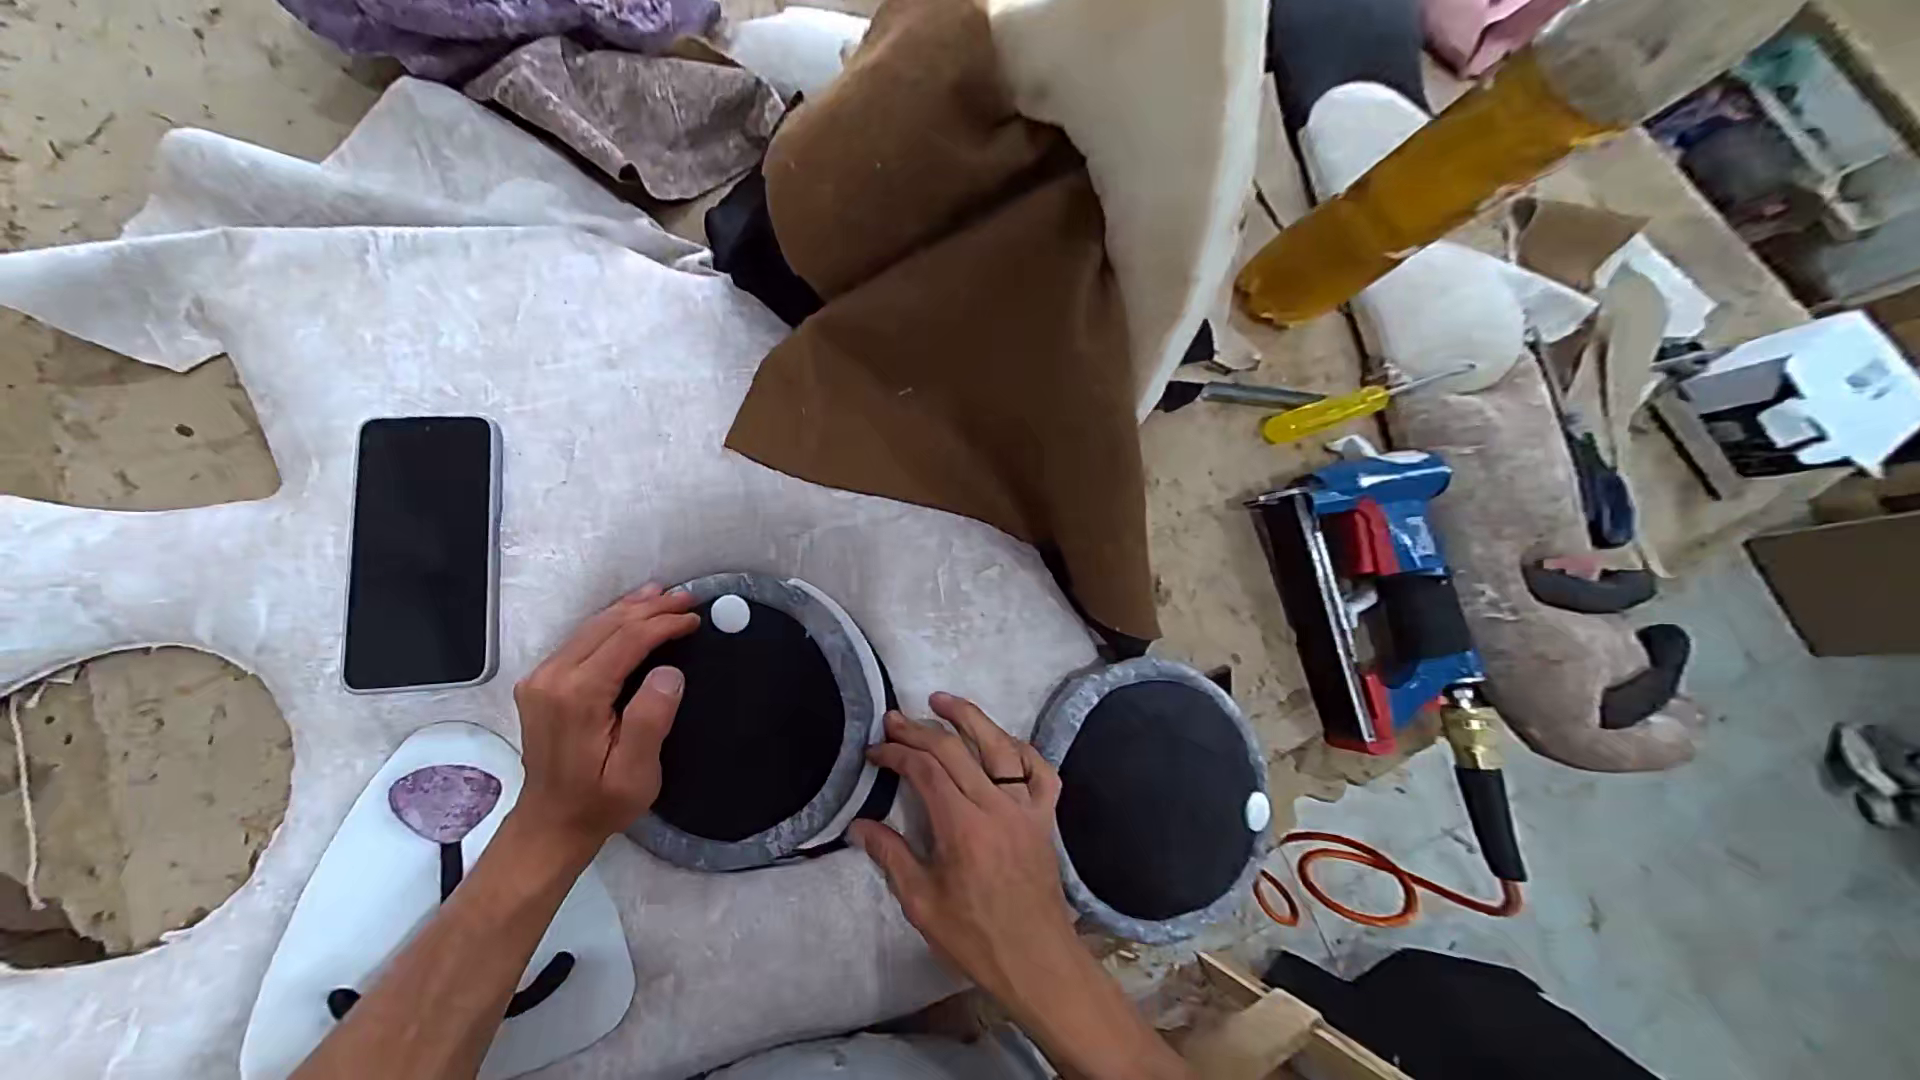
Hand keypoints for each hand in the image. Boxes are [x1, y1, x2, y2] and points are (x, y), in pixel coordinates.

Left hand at [511, 583, 699, 858]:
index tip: (695, 619)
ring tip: (665, 596)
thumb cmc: (601, 801)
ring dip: (632, 609)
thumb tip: (669, 672)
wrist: (551, 824)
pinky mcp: (542, 682)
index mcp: (577, 696)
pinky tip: (631, 613)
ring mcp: (542, 678)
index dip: (664, 624)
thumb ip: (651, 719)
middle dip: (652, 608)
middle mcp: (553, 678)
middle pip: (608, 625)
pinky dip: (612, 621)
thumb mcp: (637, 772)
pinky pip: (582, 638)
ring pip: (593, 626)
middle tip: (688, 598)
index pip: (627, 640)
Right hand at [849, 693, 1081, 1008]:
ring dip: (970, 717)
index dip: (896, 753)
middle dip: (920, 729)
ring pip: (1000, 747)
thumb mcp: (922, 903)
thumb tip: (860, 824)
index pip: (924, 770)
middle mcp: (996, 806)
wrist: (1037, 961)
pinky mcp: (1046, 817)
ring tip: (943, 700)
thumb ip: (891, 856)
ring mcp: (1026, 808)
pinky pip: (1041, 772)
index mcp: (962, 826)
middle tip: (894, 718)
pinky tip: (1004, 743)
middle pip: (955, 750)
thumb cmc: (975, 937)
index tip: (875, 751)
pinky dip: (1023, 750)